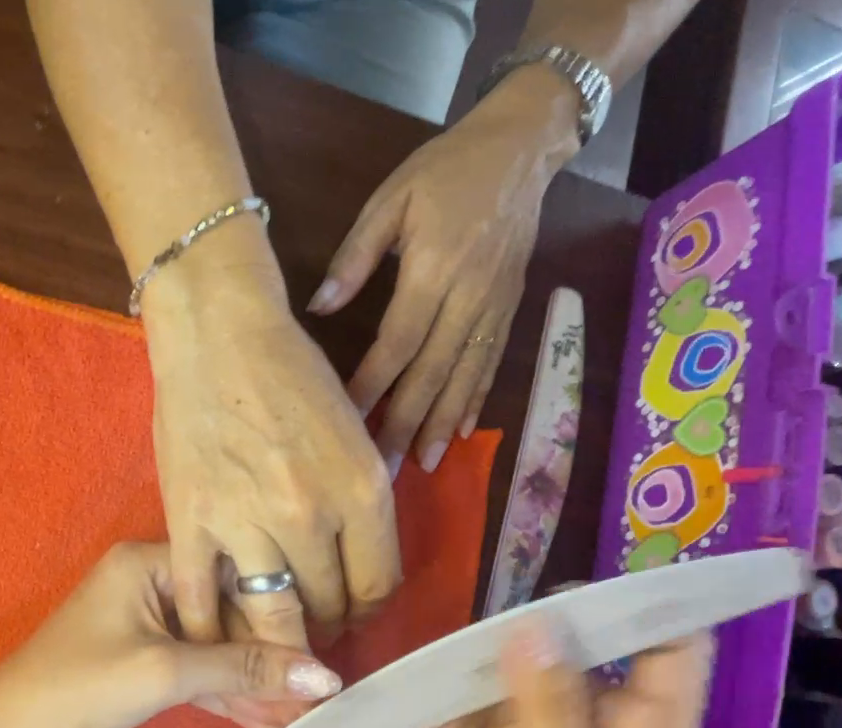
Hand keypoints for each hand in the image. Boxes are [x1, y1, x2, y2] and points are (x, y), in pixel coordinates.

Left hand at [0, 542, 345, 727]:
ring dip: (252, 683)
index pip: (233, 577)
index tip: (327, 654)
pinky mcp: (141, 654)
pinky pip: (193, 667)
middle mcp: (150, 581)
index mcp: (149, 563)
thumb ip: (243, 668)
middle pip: (227, 613)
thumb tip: (324, 677)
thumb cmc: (80, 688)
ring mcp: (145, 620)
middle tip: (321, 698)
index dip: (282, 616)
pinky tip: (268, 721)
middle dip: (270, 660)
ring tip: (305, 718)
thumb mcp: (165, 673)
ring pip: (213, 646)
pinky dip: (223, 692)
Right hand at [142, 244, 400, 651]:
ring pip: (274, 617)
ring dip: (279, 640)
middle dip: (328, 627)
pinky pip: (203, 601)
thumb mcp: (354, 430)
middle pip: (330, 607)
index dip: (369, 611)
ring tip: (276, 640)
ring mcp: (246, 525)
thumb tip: (356, 551)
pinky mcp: (191, 525)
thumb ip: (361, 497)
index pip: (380, 586)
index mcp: (363, 490)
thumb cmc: (291, 371)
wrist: (217, 337)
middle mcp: (312, 517)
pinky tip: (215, 645)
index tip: (354, 612)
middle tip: (316, 627)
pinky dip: (210, 634)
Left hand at [308, 71, 579, 471]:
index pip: (398, 341)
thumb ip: (354, 257)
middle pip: (433, 369)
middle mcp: (471, 293)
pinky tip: (462, 430)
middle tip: (383, 469)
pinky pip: (493, 359)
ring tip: (422, 464)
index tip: (347, 423)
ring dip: (442, 422)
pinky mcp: (513, 304)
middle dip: (405, 422)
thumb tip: (319, 307)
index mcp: (435, 268)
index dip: (373, 385)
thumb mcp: (389, 200)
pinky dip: (476, 397)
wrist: (523, 144)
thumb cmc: (444, 170)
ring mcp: (497, 302)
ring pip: (467, 373)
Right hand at [417, 619, 712, 727]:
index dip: (649, 605)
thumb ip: (546, 709)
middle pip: (577, 641)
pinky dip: (446, 720)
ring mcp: (537, 719)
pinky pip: (464, 694)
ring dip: (474, 684)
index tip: (597, 572)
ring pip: (509, 661)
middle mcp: (596, 715)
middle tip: (487, 642)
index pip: (670, 648)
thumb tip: (536, 624)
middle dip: (532, 637)